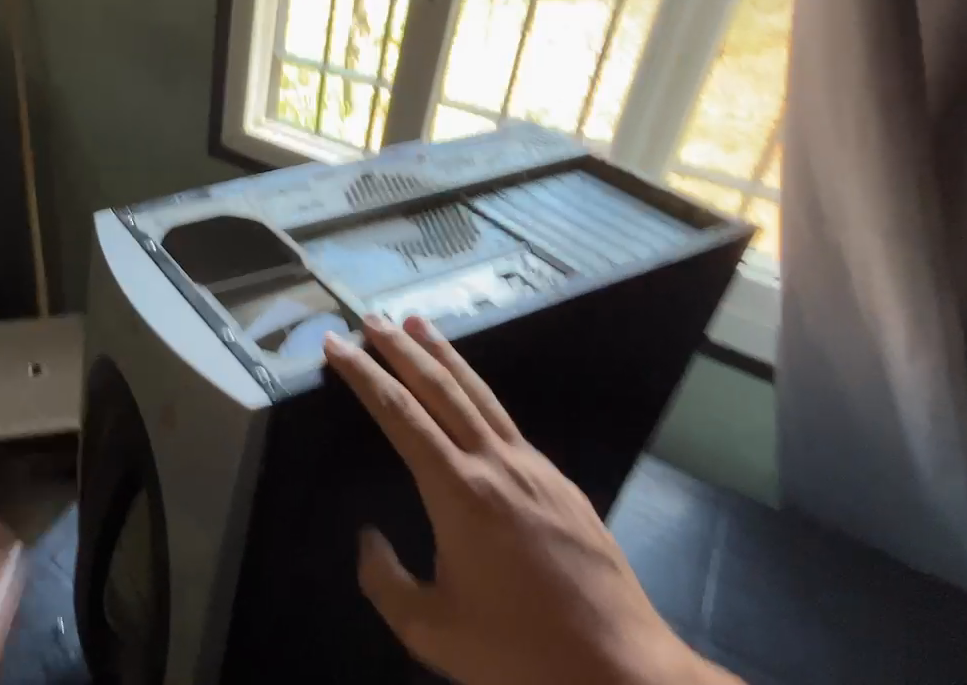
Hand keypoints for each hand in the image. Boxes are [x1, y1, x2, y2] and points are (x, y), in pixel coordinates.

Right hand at [323, 315, 737, 684]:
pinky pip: (506, 423)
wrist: (630, 676)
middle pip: (441, 387)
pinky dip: (475, 393)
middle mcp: (497, 465)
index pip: (399, 413)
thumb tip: (368, 538)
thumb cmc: (522, 653)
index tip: (336, 345)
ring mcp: (536, 470)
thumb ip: (384, 580)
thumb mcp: (432, 630)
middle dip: (400, 348)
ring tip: (416, 324)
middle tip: (369, 318)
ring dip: (443, 355)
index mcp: (460, 492)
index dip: (362, 374)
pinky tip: (468, 397)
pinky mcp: (562, 484)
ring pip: (480, 394)